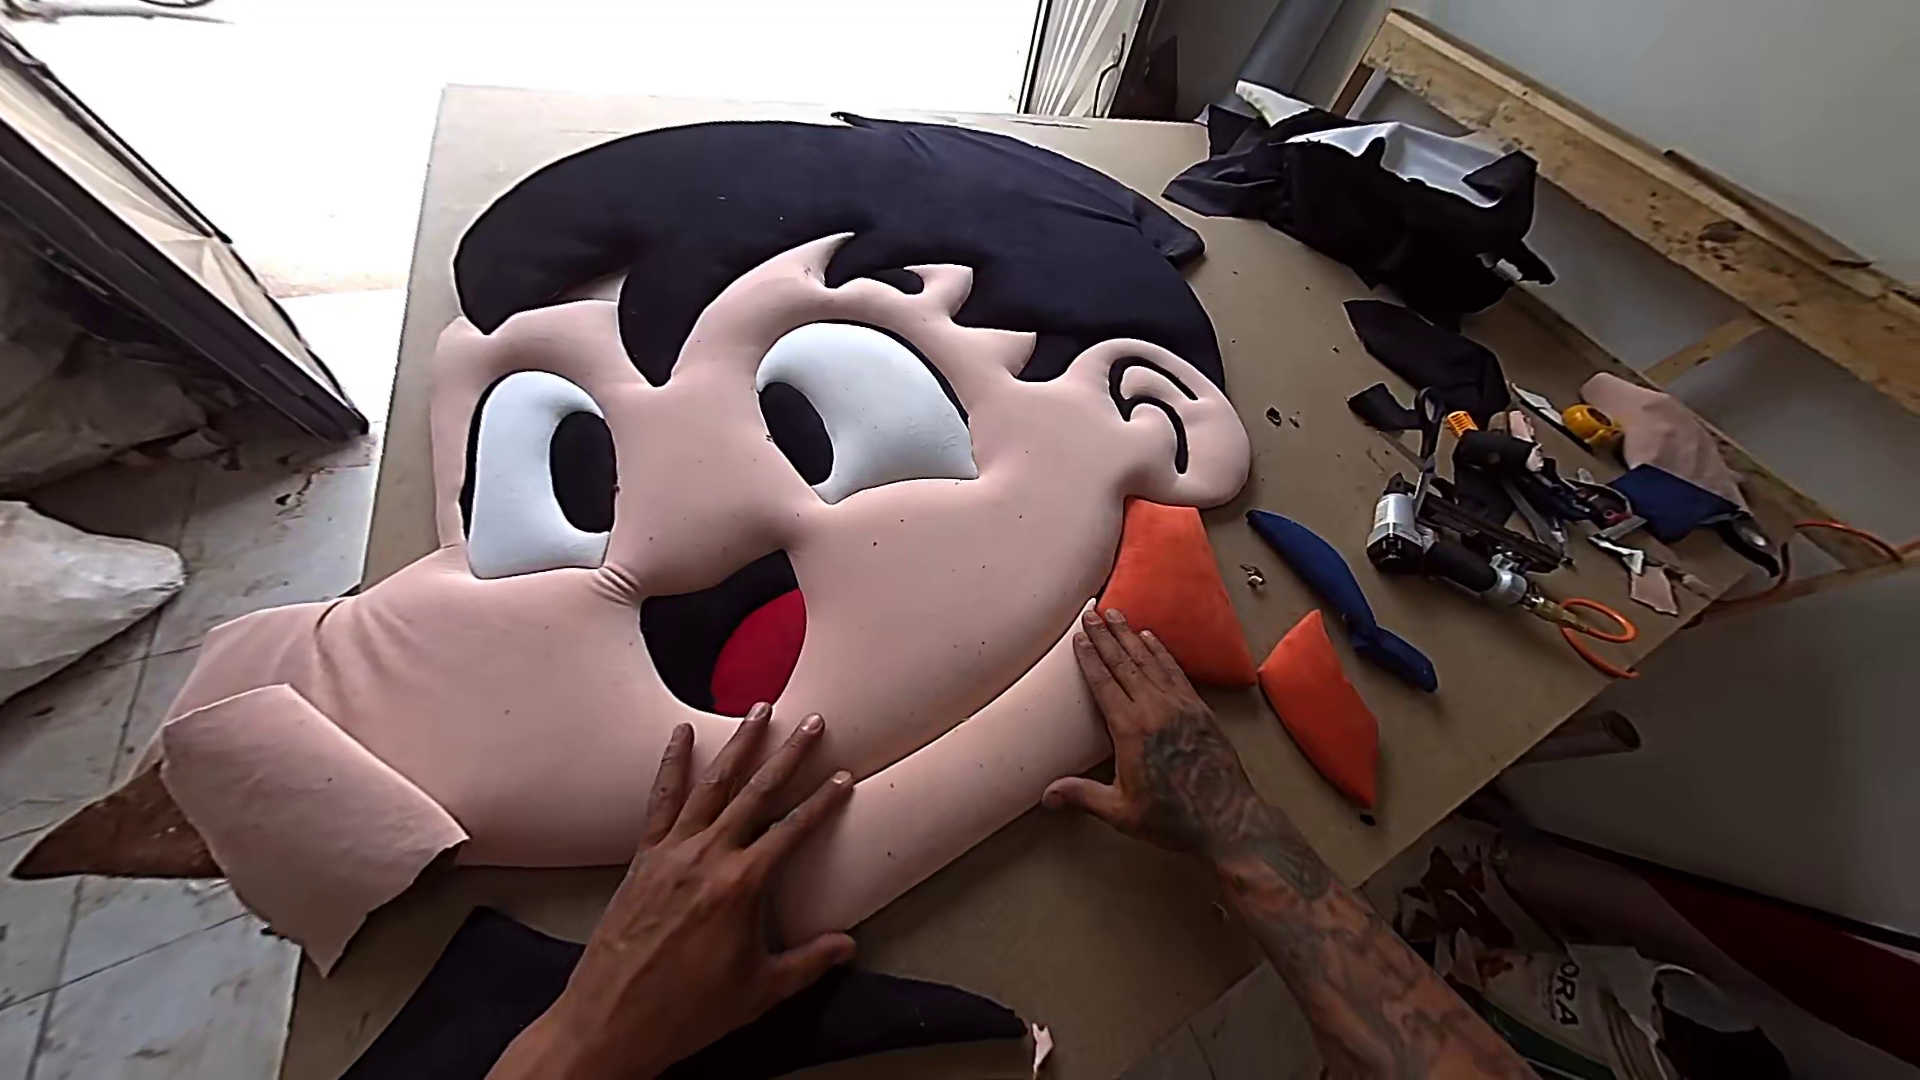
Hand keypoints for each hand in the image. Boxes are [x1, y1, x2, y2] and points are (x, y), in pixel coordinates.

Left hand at [489, 706, 855, 1079]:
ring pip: (714, 782)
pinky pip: (660, 799)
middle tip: (812, 722)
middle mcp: (709, 856)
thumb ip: (809, 963)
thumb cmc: (684, 1012)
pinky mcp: (645, 854)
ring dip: (741, 743)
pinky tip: (682, 733)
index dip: (824, 800)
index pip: (795, 828)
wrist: (604, 1030)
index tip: (843, 776)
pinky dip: (672, 762)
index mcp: (741, 885)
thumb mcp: (758, 992)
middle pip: (759, 791)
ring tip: (760, 710)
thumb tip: (850, 948)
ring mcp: (674, 850)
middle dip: (790, 753)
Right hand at [1043, 608, 1263, 857]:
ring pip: (1148, 660)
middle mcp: (1154, 708)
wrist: (1229, 822)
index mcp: (1130, 729)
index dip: (1089, 657)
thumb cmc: (1173, 819)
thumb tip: (1046, 796)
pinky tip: (1150, 638)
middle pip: (1123, 662)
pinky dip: (1160, 650)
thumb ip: (1082, 796)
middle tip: (1091, 613)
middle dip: (1105, 635)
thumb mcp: (1120, 811)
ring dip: (1129, 635)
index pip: (1103, 682)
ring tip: (1116, 614)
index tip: (1079, 637)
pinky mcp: (1198, 708)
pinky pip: (1174, 670)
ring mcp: (1179, 705)